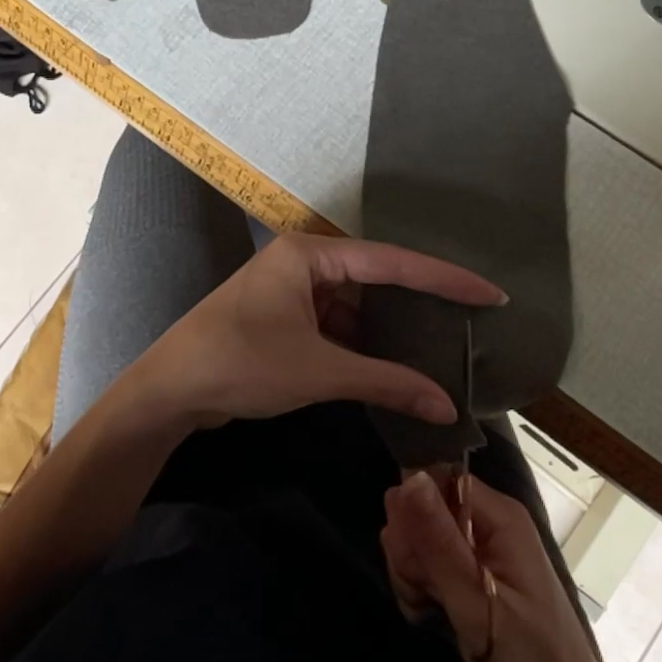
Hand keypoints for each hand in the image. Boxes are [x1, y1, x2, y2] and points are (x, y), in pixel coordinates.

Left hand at [118, 233, 502, 430]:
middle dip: (418, 307)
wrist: (170, 389)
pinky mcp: (281, 320)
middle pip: (375, 281)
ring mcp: (289, 292)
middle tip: (470, 325)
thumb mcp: (319, 371)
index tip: (491, 294)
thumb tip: (445, 405)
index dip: (445, 280)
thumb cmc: (241, 364)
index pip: (392, 262)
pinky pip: (336, 327)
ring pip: (355, 308)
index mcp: (310, 256)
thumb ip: (385, 382)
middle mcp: (301, 264)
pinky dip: (363, 347)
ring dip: (390, 333)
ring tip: (441, 353)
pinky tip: (394, 369)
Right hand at [382, 473, 641, 661]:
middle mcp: (488, 523)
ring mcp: (480, 550)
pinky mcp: (471, 575)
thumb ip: (439, 542)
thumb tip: (410, 475)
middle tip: (425, 593)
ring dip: (411, 575)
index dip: (411, 514)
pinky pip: (426, 564)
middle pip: (420, 509)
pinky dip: (418, 590)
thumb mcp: (479, 606)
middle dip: (409, 551)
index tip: (411, 558)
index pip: (431, 480)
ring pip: (418, 539)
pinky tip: (429, 615)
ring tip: (430, 610)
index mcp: (498, 517)